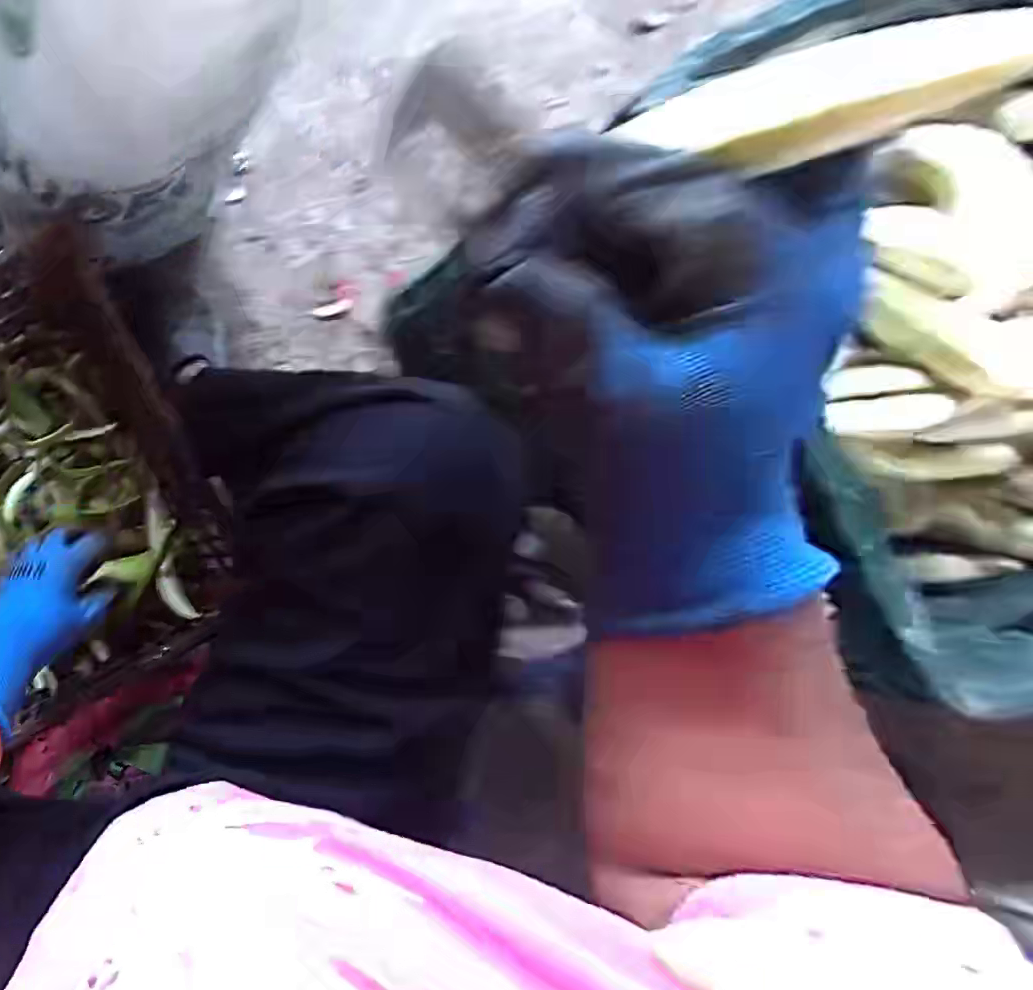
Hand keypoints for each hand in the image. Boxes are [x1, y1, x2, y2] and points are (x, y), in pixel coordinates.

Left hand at [0, 530, 113, 734]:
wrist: (6, 644)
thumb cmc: (51, 631)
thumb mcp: (84, 619)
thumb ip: (101, 599)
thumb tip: (114, 586)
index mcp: (67, 561)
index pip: (91, 542)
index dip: (106, 541)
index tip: (115, 542)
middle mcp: (44, 554)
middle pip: (62, 533)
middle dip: (77, 534)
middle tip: (88, 542)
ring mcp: (22, 562)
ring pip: (39, 540)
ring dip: (53, 541)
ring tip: (64, 551)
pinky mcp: (7, 575)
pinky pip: (22, 555)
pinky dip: (34, 555)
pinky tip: (38, 567)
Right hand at [466, 136, 866, 634]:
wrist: (688, 542)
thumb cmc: (668, 474)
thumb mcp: (616, 387)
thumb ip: (564, 310)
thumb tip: (498, 265)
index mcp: (767, 268)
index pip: (666, 190)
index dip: (581, 186)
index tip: (502, 190)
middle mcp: (749, 263)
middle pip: (643, 205)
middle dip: (557, 221)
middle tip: (483, 245)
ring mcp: (709, 296)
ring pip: (618, 242)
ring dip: (548, 256)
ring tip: (487, 282)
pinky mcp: (669, 327)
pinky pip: (605, 282)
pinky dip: (553, 290)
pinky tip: (509, 310)